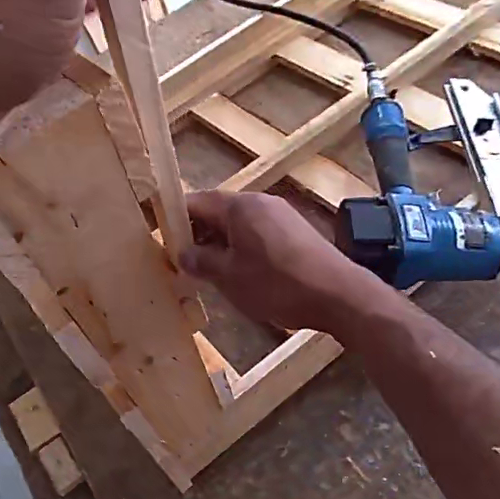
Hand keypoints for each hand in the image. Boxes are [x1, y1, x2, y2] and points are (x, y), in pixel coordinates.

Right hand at [181, 191, 364, 331]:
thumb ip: (200, 261)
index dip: (175, 219)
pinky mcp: (295, 232)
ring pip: (237, 224)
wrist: (338, 296)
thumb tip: (182, 253)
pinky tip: (240, 273)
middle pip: (217, 211)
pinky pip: (257, 233)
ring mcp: (281, 215)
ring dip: (219, 244)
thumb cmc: (276, 285)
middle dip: (197, 234)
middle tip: (183, 262)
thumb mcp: (228, 277)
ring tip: (209, 272)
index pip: (196, 202)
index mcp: (239, 206)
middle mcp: (260, 202)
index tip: (162, 239)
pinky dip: (241, 248)